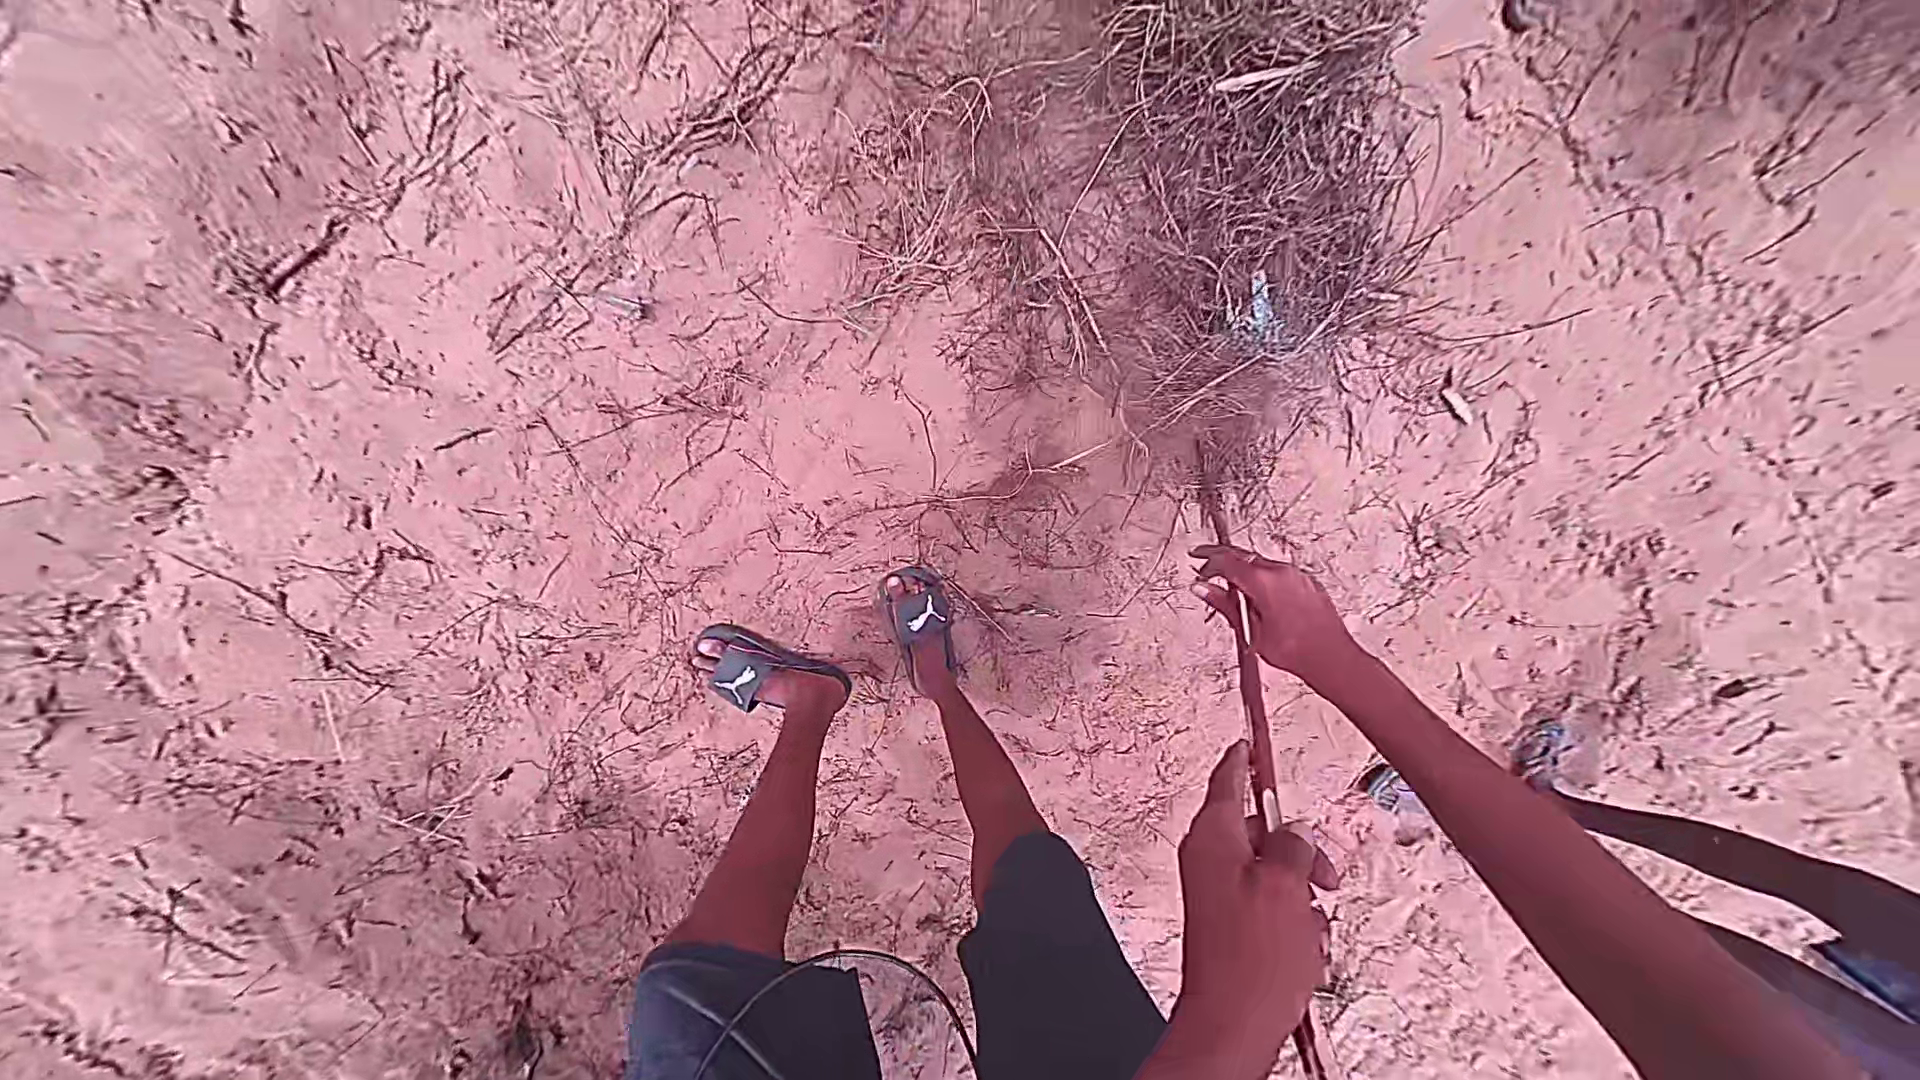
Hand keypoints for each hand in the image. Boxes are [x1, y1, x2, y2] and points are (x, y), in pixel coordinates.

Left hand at [1161, 742, 1338, 1079]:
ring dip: (1298, 890)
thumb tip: (1294, 831)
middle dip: (1296, 851)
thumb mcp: (1286, 889)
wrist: (1231, 1020)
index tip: (1247, 743)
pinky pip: (1262, 897)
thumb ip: (1292, 848)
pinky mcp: (1224, 914)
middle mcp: (1206, 854)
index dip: (1241, 760)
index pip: (1226, 780)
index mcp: (1212, 835)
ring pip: (1266, 867)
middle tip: (1325, 879)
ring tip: (1311, 927)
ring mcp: (1212, 885)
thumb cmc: (1253, 957)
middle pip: (1256, 828)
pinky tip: (1303, 945)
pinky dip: (1287, 913)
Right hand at [1190, 544, 1360, 685]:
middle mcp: (1282, 572)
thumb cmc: (1295, 650)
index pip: (1226, 560)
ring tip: (1229, 586)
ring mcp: (1297, 576)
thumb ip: (1224, 604)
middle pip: (1243, 556)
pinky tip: (1255, 593)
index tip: (1198, 566)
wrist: (1332, 659)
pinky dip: (1261, 577)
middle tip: (1205, 564)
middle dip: (1221, 559)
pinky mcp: (1307, 582)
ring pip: (1260, 563)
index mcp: (1264, 581)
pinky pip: (1277, 572)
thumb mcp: (1249, 629)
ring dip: (1242, 569)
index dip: (1208, 562)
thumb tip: (1203, 589)